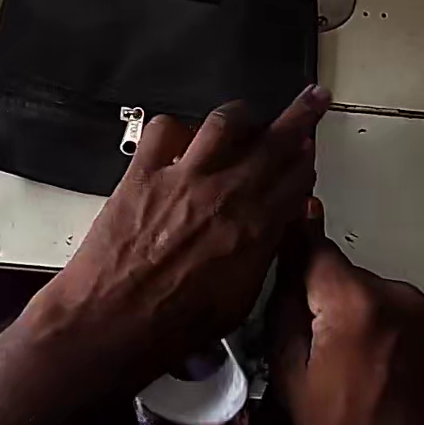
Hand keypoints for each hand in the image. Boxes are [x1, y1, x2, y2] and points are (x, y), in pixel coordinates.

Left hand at [19, 85, 331, 394]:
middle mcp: (224, 194)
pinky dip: (176, 128)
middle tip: (311, 99)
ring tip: (245, 117)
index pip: (297, 178)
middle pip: (276, 140)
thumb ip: (261, 255)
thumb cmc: (172, 325)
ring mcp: (183, 179)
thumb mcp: (239, 301)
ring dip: (242, 115)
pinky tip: (180, 139)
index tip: (308, 152)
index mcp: (255, 229)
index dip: (306, 161)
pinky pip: (163, 129)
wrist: (112, 322)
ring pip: (225, 122)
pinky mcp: (143, 173)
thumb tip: (271, 229)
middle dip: (301, 115)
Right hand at [273, 203, 423, 424]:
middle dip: (328, 296)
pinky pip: (402, 312)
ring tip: (357, 363)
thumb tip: (286, 269)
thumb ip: (286, 313)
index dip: (297, 240)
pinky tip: (387, 367)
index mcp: (354, 303)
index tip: (285, 228)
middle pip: (346, 276)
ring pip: (374, 294)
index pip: (316, 248)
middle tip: (318, 342)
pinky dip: (388, 327)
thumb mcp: (293, 379)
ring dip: (360, 314)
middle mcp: (397, 293)